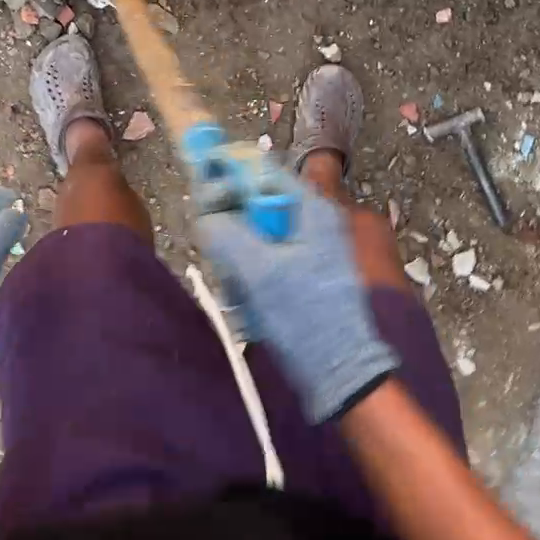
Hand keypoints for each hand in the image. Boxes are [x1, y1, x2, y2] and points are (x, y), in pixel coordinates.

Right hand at [197, 175, 398, 422]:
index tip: (199, 185)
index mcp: (310, 208)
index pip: (262, 170)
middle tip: (210, 233)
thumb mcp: (257, 270)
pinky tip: (244, 290)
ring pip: (259, 227)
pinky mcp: (305, 269)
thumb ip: (224, 232)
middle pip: (258, 197)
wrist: (340, 369)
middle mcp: (313, 218)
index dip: (228, 173)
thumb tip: (204, 211)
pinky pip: (267, 251)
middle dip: (230, 213)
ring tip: (230, 272)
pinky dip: (250, 263)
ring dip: (238, 242)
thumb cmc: (302, 314)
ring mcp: (311, 245)